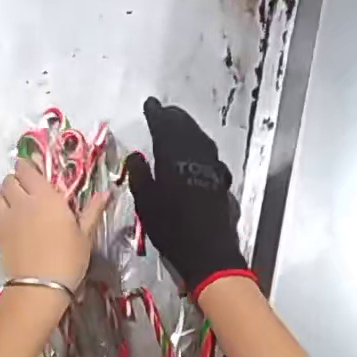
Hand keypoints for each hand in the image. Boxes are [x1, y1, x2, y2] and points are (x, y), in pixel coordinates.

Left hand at [0, 157, 110, 290]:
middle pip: (8, 180)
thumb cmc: (68, 260)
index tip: (34, 171)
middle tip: (27, 190)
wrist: (40, 288)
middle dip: (16, 181)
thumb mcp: (85, 236)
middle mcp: (22, 203)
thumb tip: (106, 193)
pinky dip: (1, 219)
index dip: (28, 166)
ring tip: (16, 206)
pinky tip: (12, 228)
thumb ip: (91, 211)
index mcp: (45, 197)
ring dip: (4, 197)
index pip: (27, 169)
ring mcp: (6, 220)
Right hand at [124, 97, 247, 294]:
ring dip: (189, 130)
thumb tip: (136, 156)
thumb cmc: (172, 230)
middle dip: (175, 118)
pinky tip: (196, 154)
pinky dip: (199, 147)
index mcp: (175, 157)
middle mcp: (197, 156)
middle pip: (186, 128)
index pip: (164, 127)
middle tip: (165, 112)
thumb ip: (140, 176)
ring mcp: (212, 168)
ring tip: (179, 128)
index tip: (150, 105)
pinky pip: (208, 155)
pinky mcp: (221, 181)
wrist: (208, 252)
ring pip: (200, 140)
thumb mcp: (147, 205)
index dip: (156, 114)